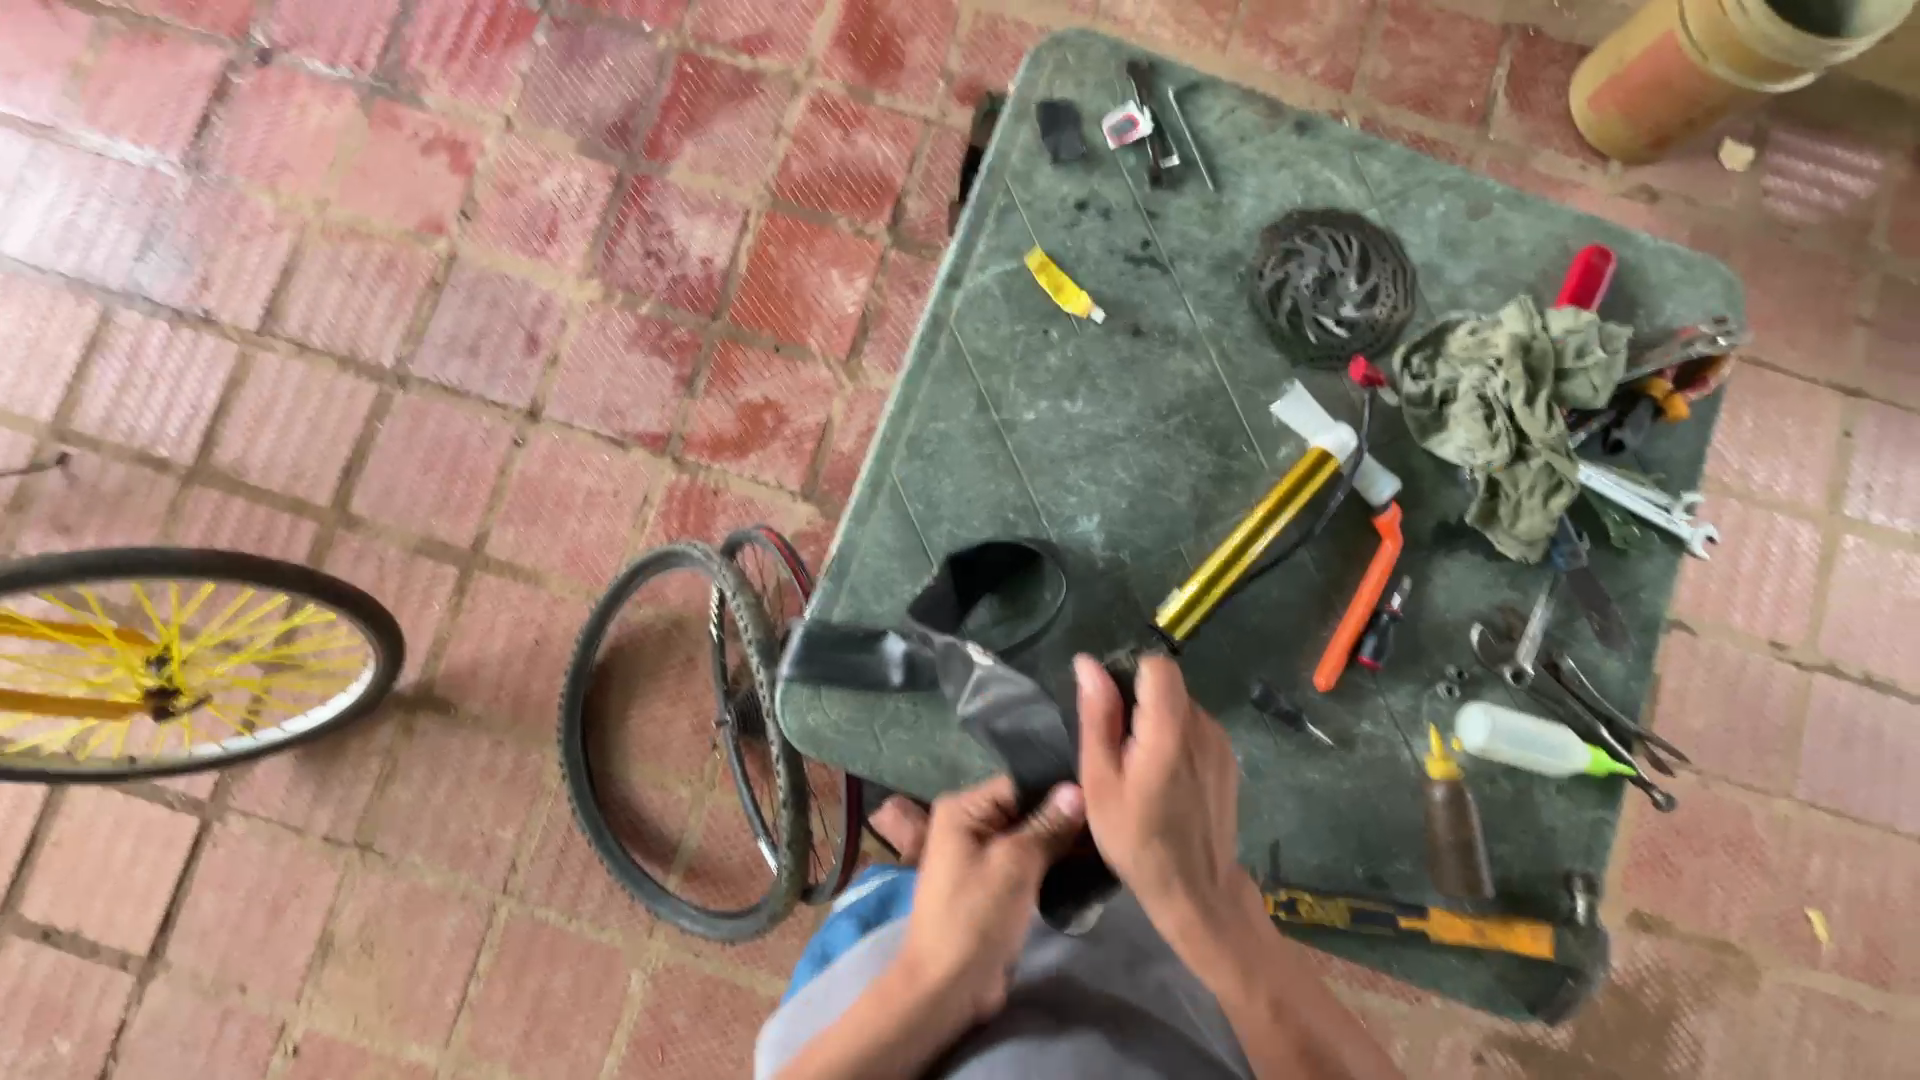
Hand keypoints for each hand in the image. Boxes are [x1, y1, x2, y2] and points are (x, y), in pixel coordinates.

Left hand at [895, 776, 1084, 1021]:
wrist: (946, 987)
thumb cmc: (974, 916)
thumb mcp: (1015, 865)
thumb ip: (1047, 825)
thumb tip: (1075, 789)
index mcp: (963, 809)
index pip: (1020, 784)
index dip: (1059, 790)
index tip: (1101, 795)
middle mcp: (970, 824)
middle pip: (1027, 809)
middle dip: (1065, 818)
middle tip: (1111, 823)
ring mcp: (982, 856)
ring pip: (1031, 837)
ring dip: (1063, 843)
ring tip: (1106, 843)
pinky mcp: (995, 885)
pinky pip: (1029, 863)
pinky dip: (1053, 864)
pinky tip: (1087, 866)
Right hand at [1074, 654, 1255, 945]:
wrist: (1196, 891)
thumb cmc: (1136, 839)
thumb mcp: (1100, 781)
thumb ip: (1098, 717)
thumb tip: (1088, 663)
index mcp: (1170, 729)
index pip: (1157, 665)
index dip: (1130, 677)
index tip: (1113, 713)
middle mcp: (1203, 726)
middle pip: (1168, 685)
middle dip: (1140, 705)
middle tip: (1122, 754)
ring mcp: (1221, 743)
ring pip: (1181, 707)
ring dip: (1158, 724)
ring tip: (1143, 771)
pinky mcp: (1229, 760)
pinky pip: (1196, 729)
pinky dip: (1177, 741)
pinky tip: (1167, 781)